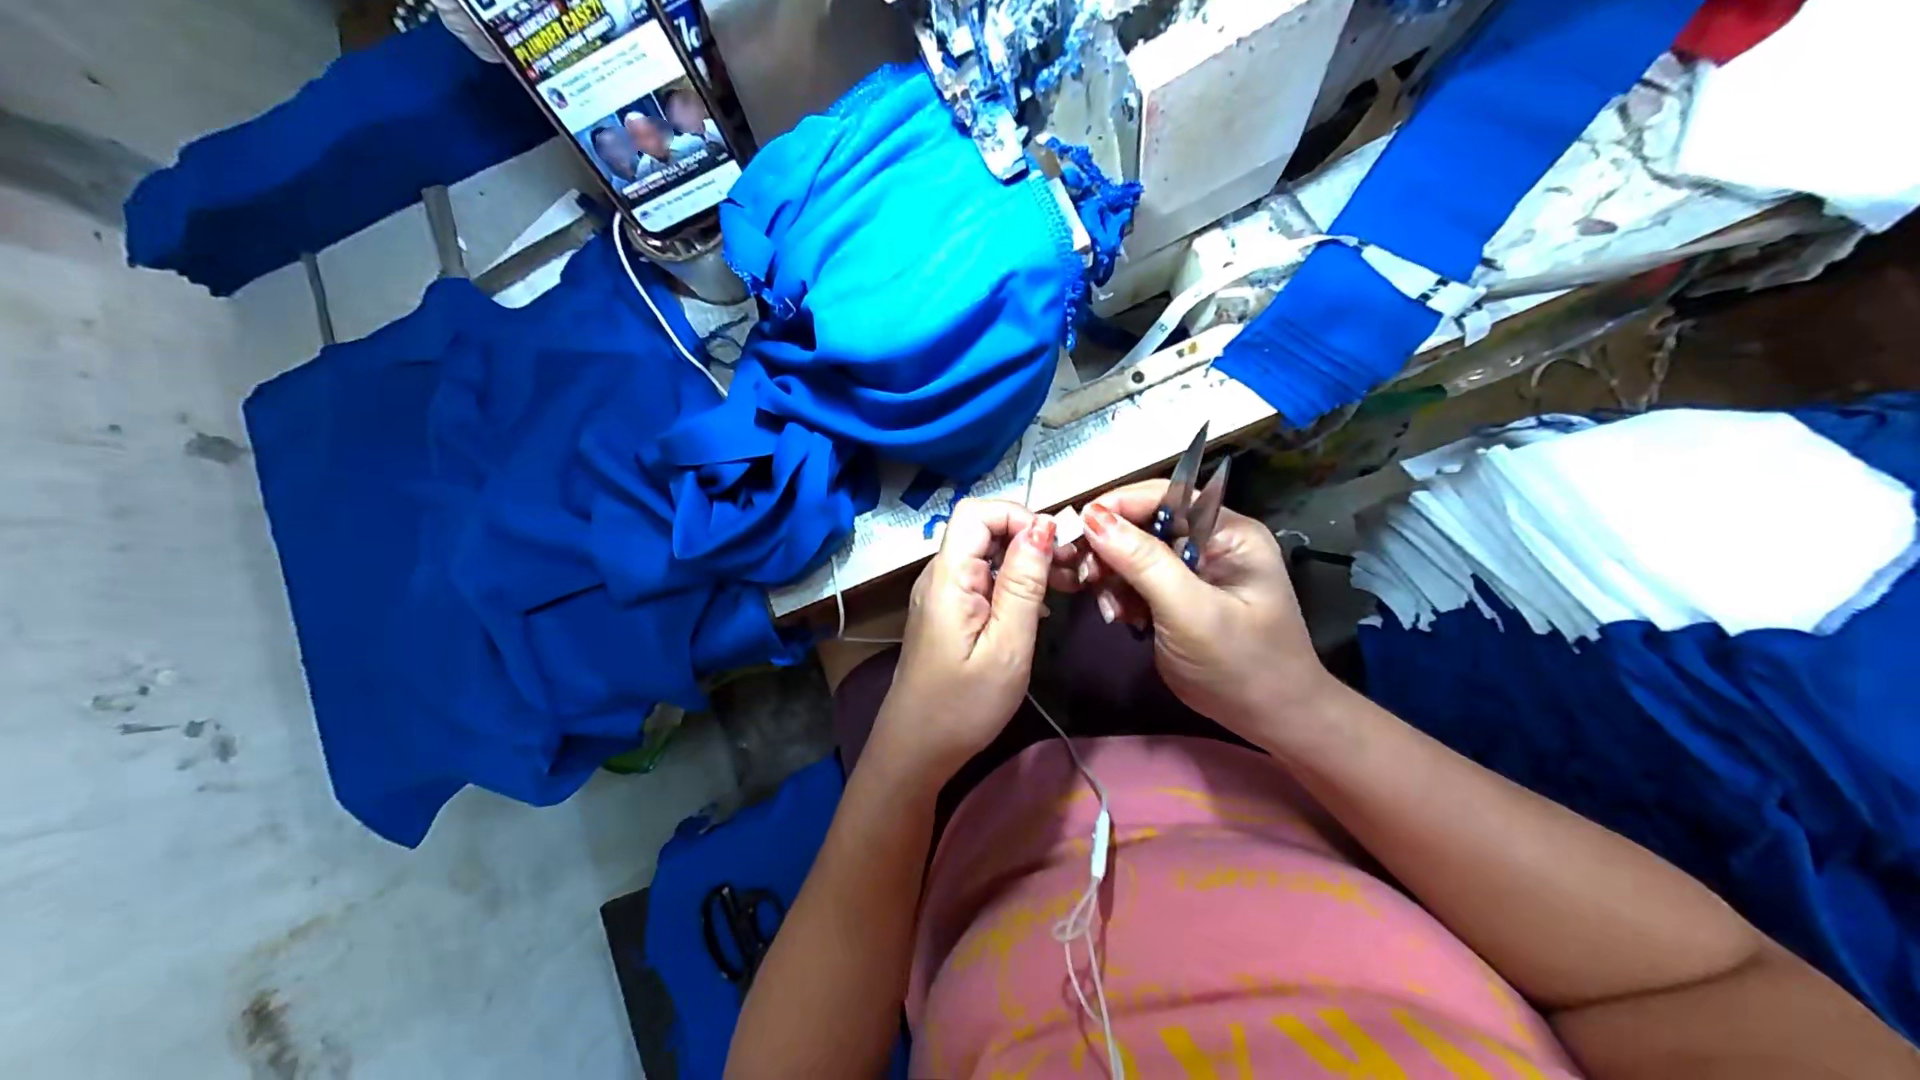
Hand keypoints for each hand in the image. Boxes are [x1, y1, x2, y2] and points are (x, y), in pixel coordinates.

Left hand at [867, 498, 1060, 785]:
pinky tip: (1039, 606)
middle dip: (1029, 537)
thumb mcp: (1007, 646)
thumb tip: (1043, 526)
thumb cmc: (964, 705)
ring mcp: (941, 594)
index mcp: (948, 577)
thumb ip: (1025, 584)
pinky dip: (1013, 582)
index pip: (977, 512)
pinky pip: (982, 579)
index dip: (1018, 515)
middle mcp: (939, 575)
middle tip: (1071, 567)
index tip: (1057, 545)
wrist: (918, 749)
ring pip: (986, 554)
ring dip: (1026, 561)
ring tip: (1065, 584)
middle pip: (983, 529)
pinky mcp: (948, 612)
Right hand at [1075, 480, 1336, 737]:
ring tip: (1109, 608)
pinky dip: (1118, 594)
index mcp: (1227, 531)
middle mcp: (1209, 540)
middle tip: (1082, 577)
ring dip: (1110, 576)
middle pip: (1141, 524)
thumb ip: (1144, 562)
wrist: (1269, 720)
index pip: (1164, 497)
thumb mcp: (1191, 612)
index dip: (1116, 507)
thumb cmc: (1241, 665)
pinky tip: (1117, 616)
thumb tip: (1093, 517)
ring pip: (1132, 553)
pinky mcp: (1176, 595)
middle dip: (1108, 548)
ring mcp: (1192, 569)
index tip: (1074, 529)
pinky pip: (1135, 580)